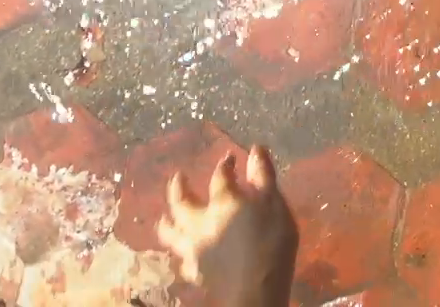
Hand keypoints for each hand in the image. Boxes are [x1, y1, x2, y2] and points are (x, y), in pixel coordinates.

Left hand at [158, 147, 298, 306]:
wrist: (255, 291)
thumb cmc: (272, 241)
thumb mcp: (275, 203)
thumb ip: (263, 176)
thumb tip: (253, 149)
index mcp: (224, 202)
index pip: (220, 177)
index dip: (225, 165)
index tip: (230, 158)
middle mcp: (201, 222)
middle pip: (182, 203)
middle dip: (178, 188)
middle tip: (177, 177)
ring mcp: (193, 248)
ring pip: (171, 232)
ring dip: (167, 220)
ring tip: (165, 215)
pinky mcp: (194, 270)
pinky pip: (180, 256)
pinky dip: (180, 248)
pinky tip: (184, 250)